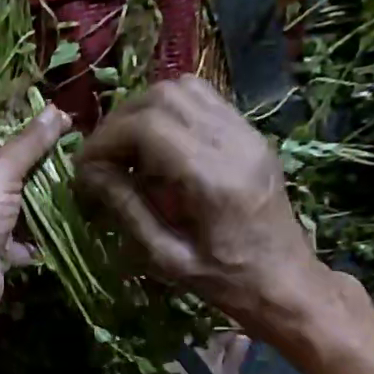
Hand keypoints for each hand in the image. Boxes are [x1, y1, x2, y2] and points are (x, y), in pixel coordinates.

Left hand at [0, 106, 67, 334]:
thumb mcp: (1, 171)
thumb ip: (30, 142)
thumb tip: (57, 109)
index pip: (9, 132)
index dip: (38, 130)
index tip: (72, 128)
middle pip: (23, 168)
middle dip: (51, 168)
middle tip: (86, 163)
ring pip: (30, 203)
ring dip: (53, 204)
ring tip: (87, 194)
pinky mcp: (3, 246)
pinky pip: (32, 236)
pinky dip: (46, 237)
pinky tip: (69, 231)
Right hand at [76, 76, 327, 328]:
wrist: (288, 284)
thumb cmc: (228, 284)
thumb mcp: (169, 260)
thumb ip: (128, 211)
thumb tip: (90, 175)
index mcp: (214, 180)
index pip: (147, 127)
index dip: (105, 140)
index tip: (85, 169)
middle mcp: (234, 144)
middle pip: (163, 97)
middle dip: (120, 122)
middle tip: (102, 160)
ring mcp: (248, 134)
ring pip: (184, 89)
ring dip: (144, 111)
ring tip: (128, 150)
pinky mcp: (253, 135)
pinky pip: (205, 100)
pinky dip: (171, 111)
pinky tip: (160, 146)